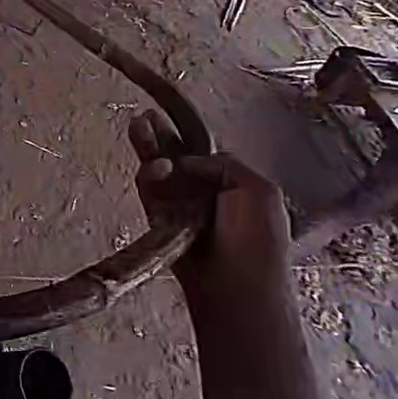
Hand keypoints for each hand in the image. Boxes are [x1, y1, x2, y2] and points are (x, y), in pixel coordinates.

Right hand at [130, 112, 290, 295]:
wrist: (235, 283)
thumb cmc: (255, 238)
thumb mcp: (259, 191)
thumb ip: (224, 164)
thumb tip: (185, 161)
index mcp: (230, 184)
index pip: (202, 152)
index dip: (187, 135)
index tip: (171, 117)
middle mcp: (202, 190)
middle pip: (175, 154)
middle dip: (160, 134)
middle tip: (145, 115)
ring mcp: (177, 202)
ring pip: (156, 166)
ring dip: (147, 144)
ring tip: (138, 123)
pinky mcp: (156, 215)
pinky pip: (148, 188)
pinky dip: (149, 174)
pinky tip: (156, 166)